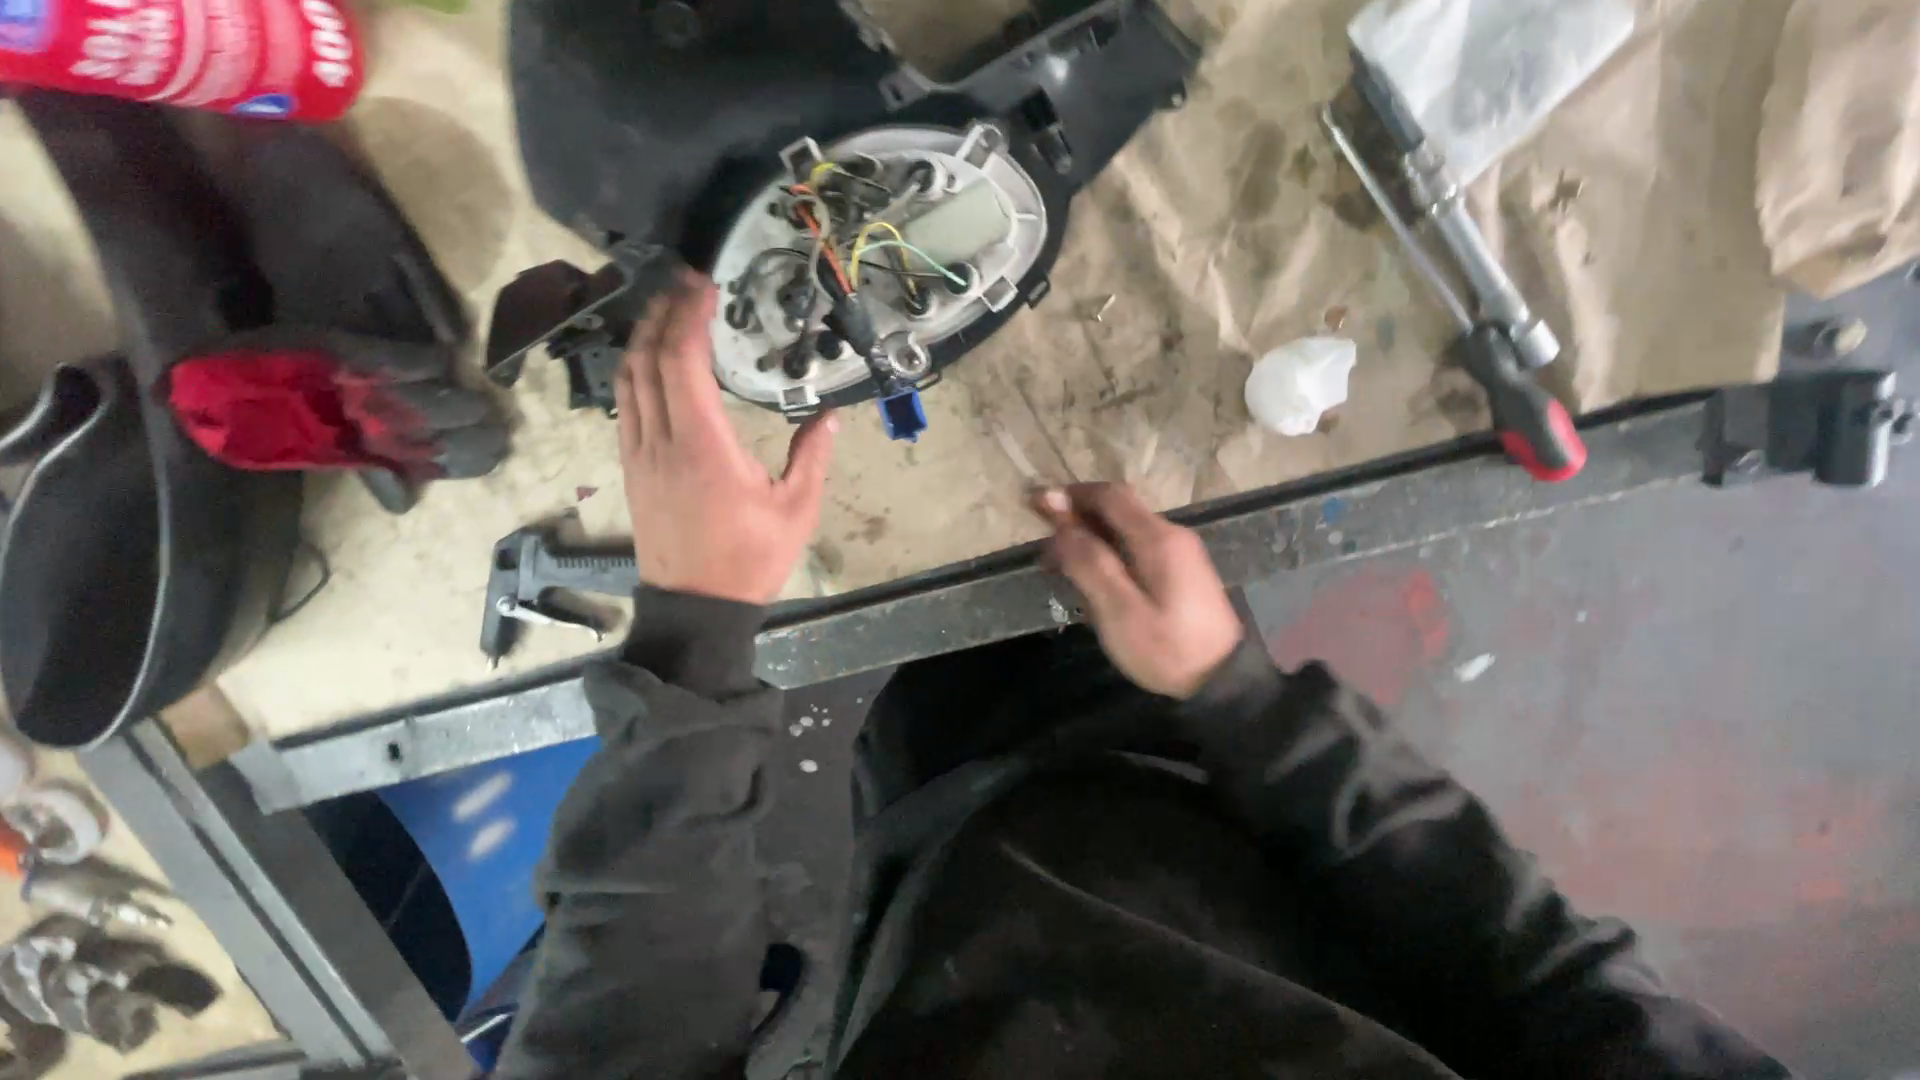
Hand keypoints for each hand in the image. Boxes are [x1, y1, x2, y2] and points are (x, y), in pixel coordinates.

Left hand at [615, 273, 837, 604]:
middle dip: (661, 313)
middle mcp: (661, 441)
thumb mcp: (796, 510)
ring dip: (643, 338)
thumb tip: (831, 416)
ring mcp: (638, 454)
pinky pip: (625, 405)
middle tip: (685, 285)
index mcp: (703, 445)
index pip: (682, 362)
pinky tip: (652, 362)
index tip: (703, 285)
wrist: (697, 606)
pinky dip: (636, 371)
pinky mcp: (631, 468)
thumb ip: (812, 456)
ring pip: (628, 379)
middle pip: (646, 359)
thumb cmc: (750, 558)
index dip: (688, 316)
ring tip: (666, 311)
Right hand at [1034, 483, 1243, 698]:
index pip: (1110, 496)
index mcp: (1157, 539)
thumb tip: (1061, 523)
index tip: (1036, 504)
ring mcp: (1179, 553)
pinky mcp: (1180, 572)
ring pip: (1125, 530)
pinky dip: (1107, 553)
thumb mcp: (1120, 611)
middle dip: (1077, 517)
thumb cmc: (1166, 649)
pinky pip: (1136, 548)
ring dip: (1090, 538)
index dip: (1070, 495)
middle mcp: (1171, 535)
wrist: (1222, 681)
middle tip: (1043, 544)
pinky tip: (1092, 579)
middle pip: (1118, 510)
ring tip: (1059, 566)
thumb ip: (1090, 564)